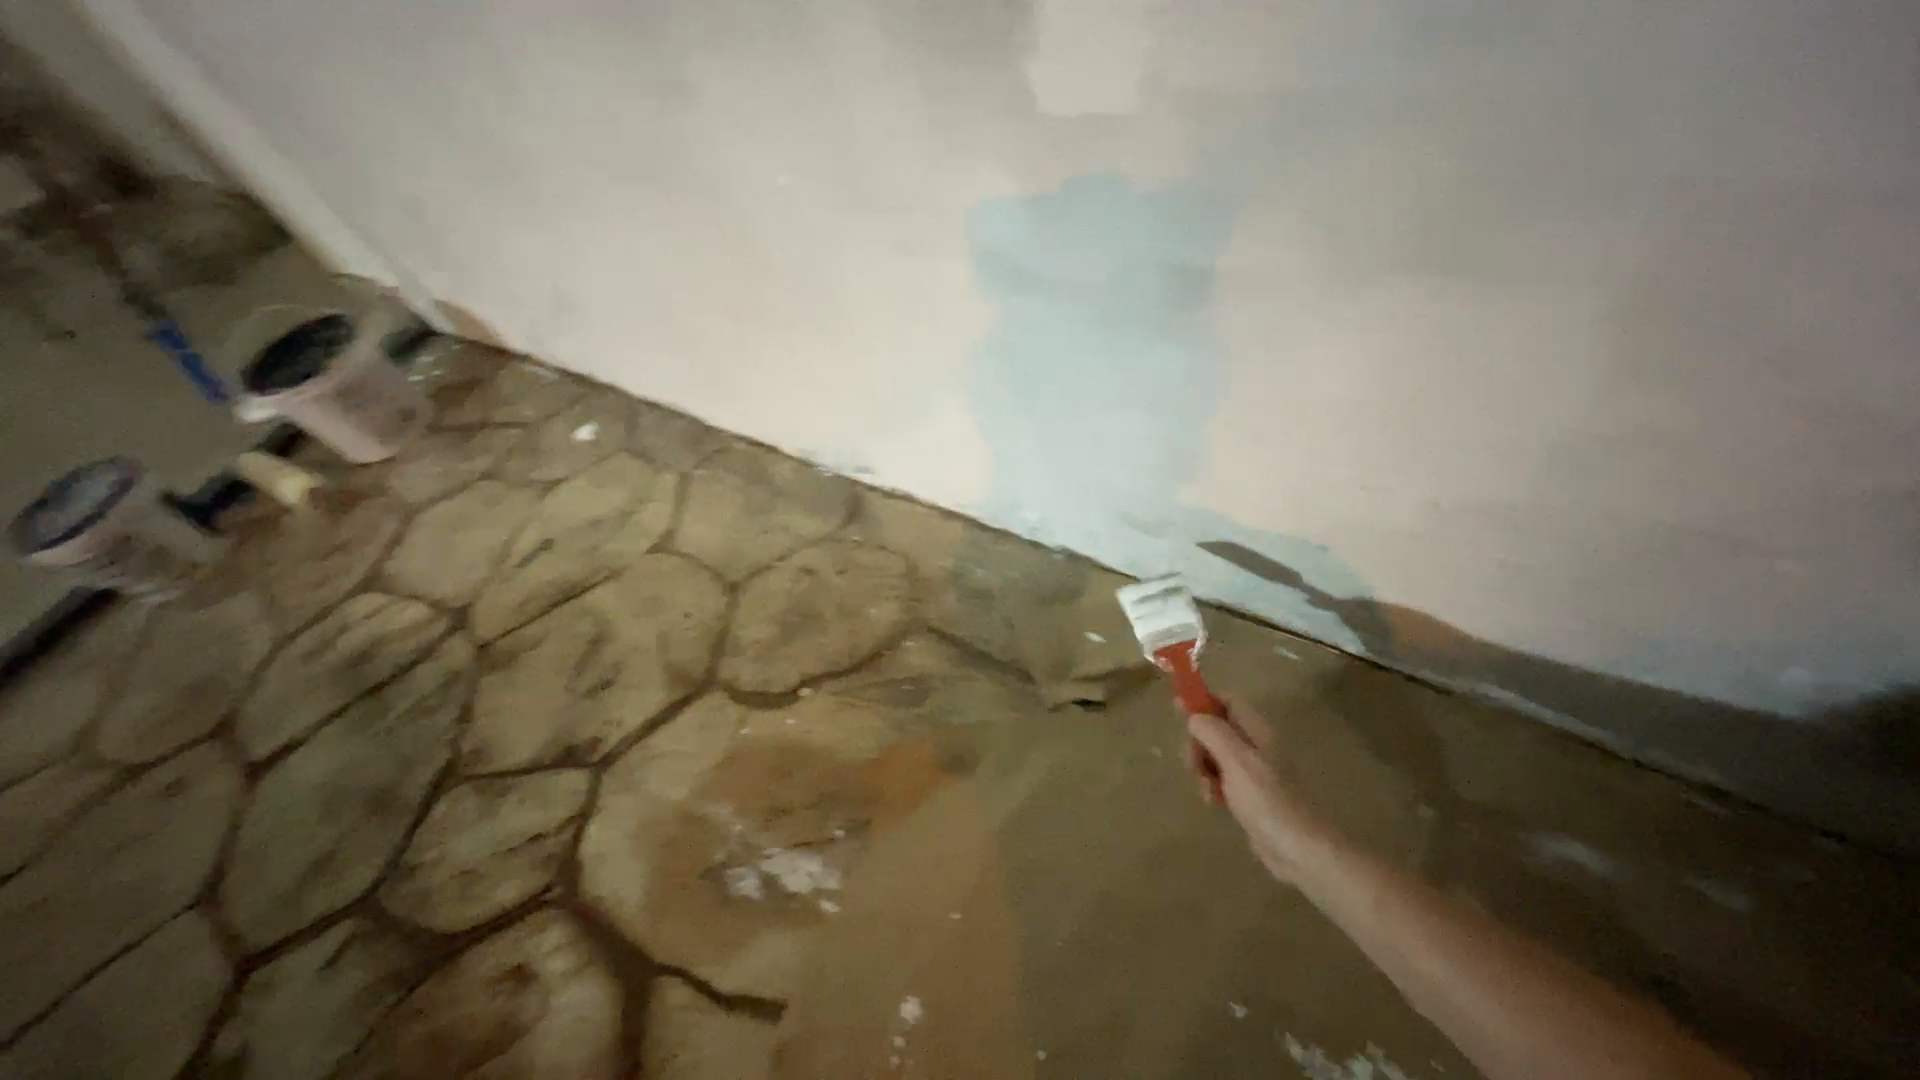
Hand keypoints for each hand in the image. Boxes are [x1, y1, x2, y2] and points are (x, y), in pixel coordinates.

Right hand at [1186, 697, 1333, 885]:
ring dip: (1202, 768)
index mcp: (1258, 732)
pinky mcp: (1250, 795)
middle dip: (1198, 743)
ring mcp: (1254, 771)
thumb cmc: (1268, 802)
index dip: (1204, 702)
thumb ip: (1213, 732)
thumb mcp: (1236, 761)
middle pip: (1217, 729)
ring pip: (1216, 756)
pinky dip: (1212, 787)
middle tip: (1194, 765)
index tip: (1179, 713)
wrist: (1299, 850)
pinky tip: (1213, 802)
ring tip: (1206, 790)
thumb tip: (1194, 715)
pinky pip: (1222, 779)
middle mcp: (1256, 746)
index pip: (1228, 701)